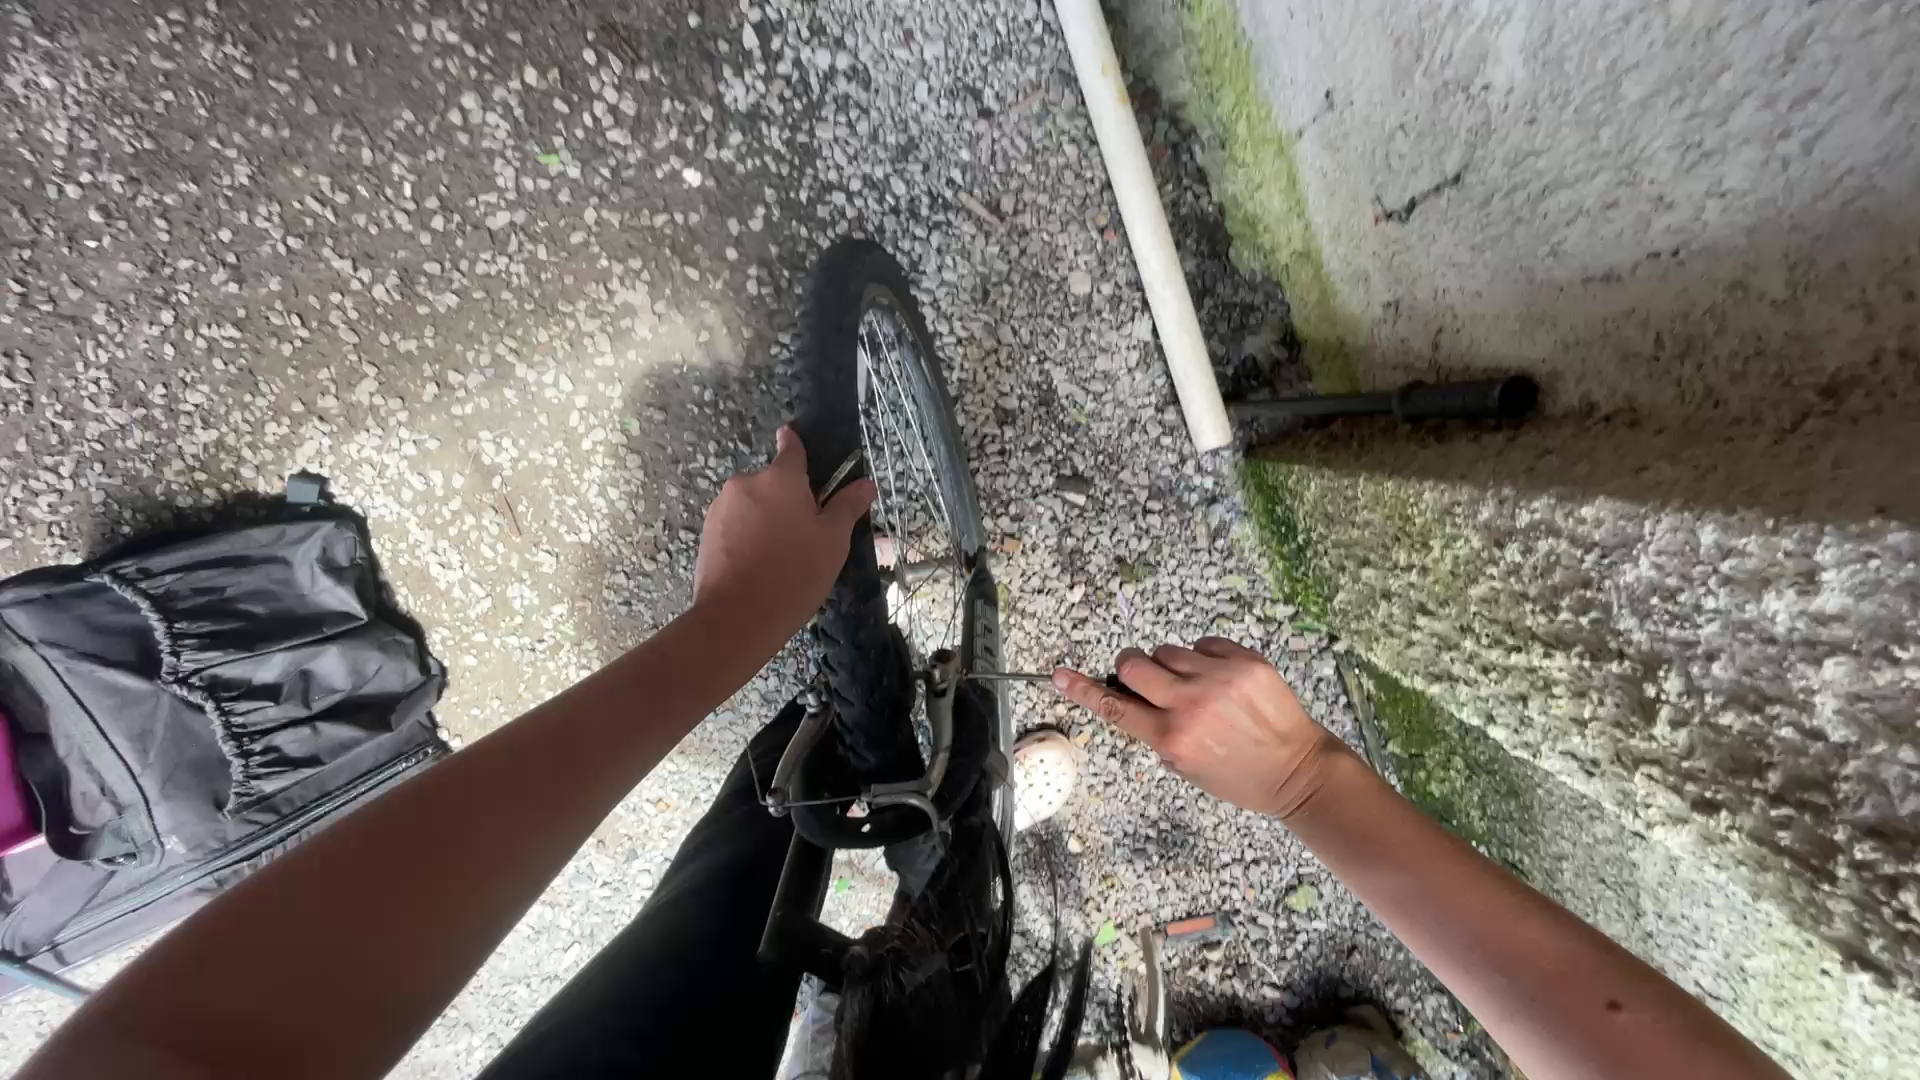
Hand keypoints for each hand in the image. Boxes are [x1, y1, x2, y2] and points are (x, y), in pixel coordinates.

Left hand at [692, 426, 876, 640]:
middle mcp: (746, 484)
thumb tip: (865, 483)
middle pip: (773, 483)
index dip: (795, 444)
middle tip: (806, 533)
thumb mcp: (833, 541)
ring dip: (767, 520)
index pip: (790, 448)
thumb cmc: (794, 574)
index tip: (793, 438)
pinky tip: (759, 565)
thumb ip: (847, 507)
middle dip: (787, 500)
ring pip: (753, 506)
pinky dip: (748, 537)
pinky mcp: (707, 533)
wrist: (737, 617)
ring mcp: (722, 508)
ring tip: (782, 556)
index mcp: (780, 479)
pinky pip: (736, 526)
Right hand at [1052, 637, 1345, 819]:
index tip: (1059, 675)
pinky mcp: (1246, 661)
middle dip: (1133, 670)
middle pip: (1133, 664)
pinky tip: (1221, 678)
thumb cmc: (1239, 776)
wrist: (1299, 771)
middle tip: (1149, 681)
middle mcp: (1191, 705)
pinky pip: (1203, 642)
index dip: (1083, 690)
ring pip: (1167, 651)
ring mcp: (1219, 679)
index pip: (1115, 708)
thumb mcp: (1187, 767)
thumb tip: (1131, 698)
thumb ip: (1155, 732)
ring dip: (1171, 665)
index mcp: (1173, 738)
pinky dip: (1204, 656)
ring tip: (1197, 686)